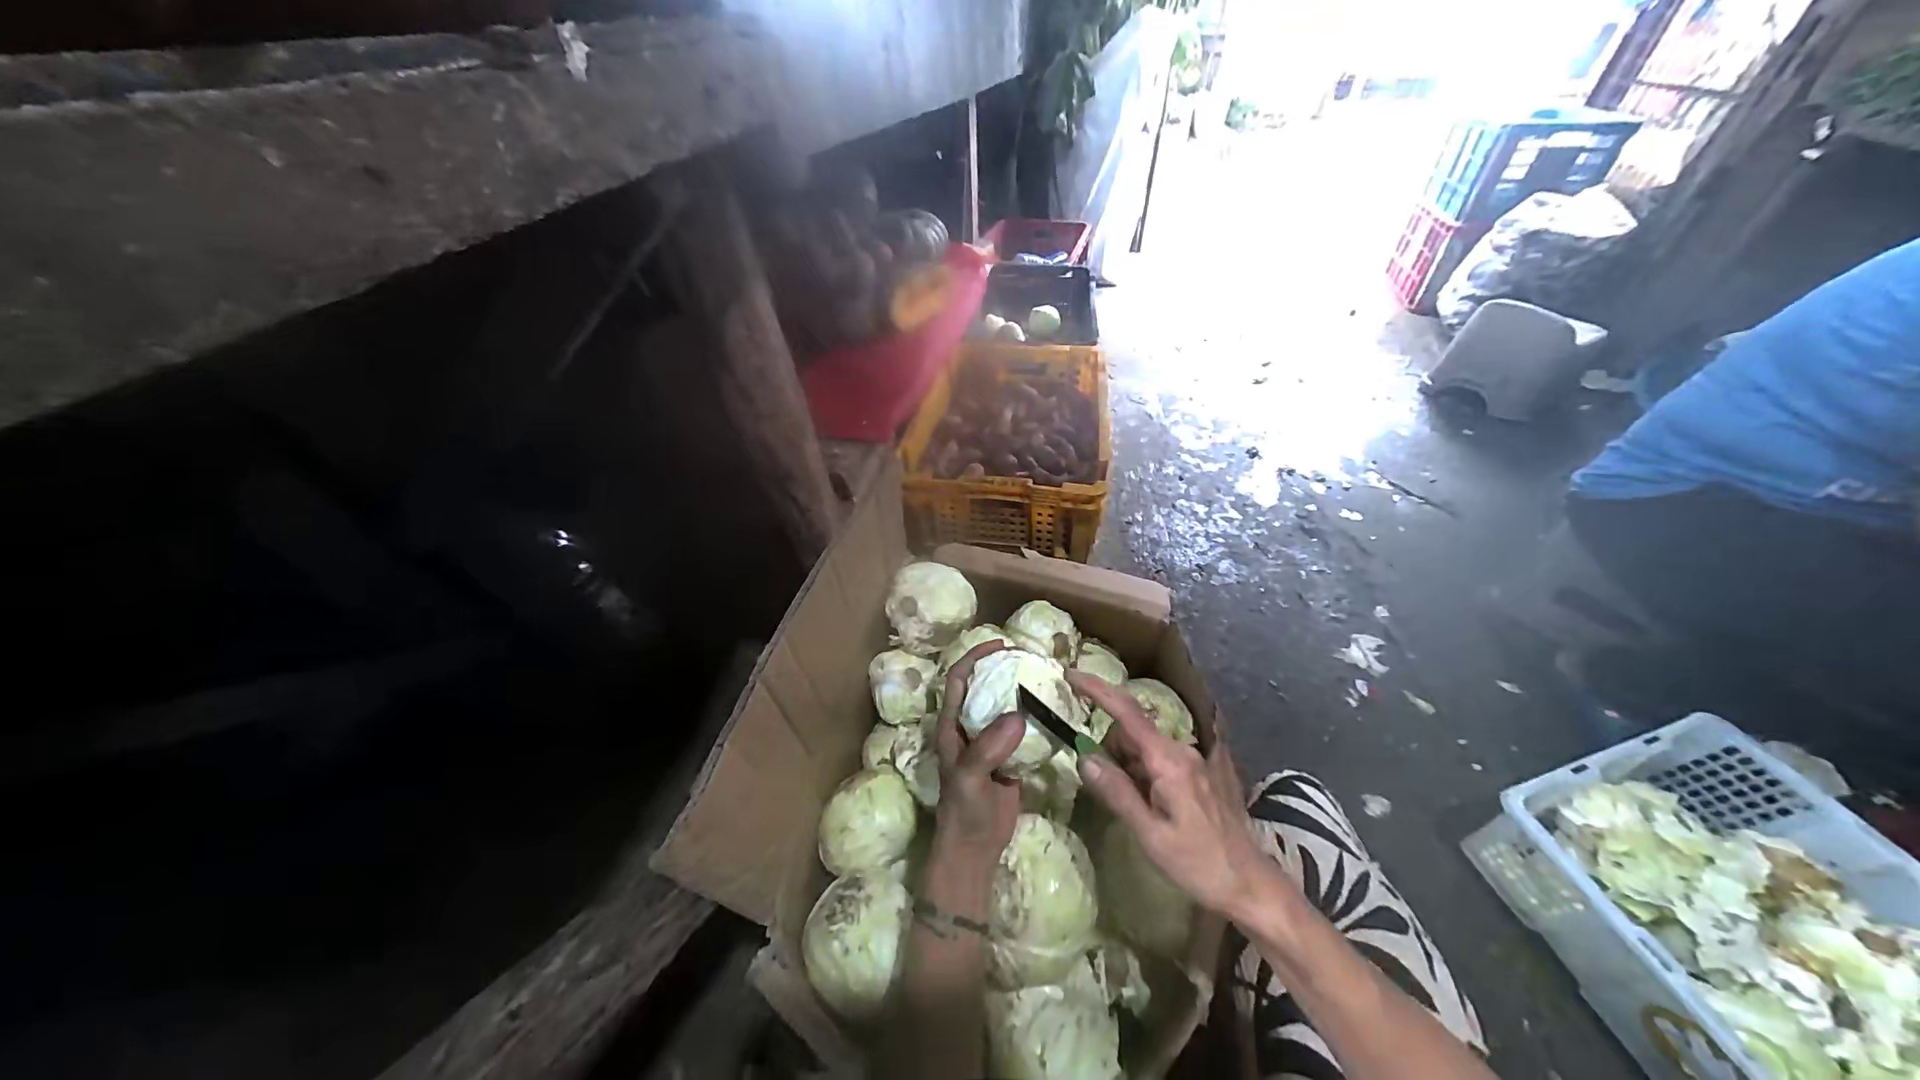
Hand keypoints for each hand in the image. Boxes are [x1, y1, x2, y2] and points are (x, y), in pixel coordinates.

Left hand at [930, 641, 1024, 866]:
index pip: (958, 680)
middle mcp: (969, 728)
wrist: (976, 847)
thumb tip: (1017, 716)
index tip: (999, 644)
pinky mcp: (1009, 758)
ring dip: (1021, 693)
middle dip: (1002, 669)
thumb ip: (987, 748)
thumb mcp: (970, 779)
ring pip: (1005, 708)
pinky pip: (1023, 732)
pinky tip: (1055, 713)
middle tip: (1030, 658)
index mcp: (952, 726)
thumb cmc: (964, 811)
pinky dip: (1036, 720)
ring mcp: (990, 743)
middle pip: (984, 688)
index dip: (974, 658)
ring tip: (1046, 679)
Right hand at [1068, 671, 1285, 923]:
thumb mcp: (1149, 834)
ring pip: (1147, 747)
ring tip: (1139, 810)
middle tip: (1109, 792)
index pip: (1127, 712)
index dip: (1097, 690)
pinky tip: (1154, 807)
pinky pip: (1163, 760)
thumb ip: (1117, 792)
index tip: (1071, 676)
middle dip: (1112, 751)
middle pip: (1133, 732)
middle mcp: (1184, 751)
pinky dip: (1147, 774)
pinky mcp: (1204, 773)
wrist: (1251, 885)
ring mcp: (1197, 760)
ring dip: (1130, 766)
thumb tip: (1085, 758)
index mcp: (1169, 761)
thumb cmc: (1198, 864)